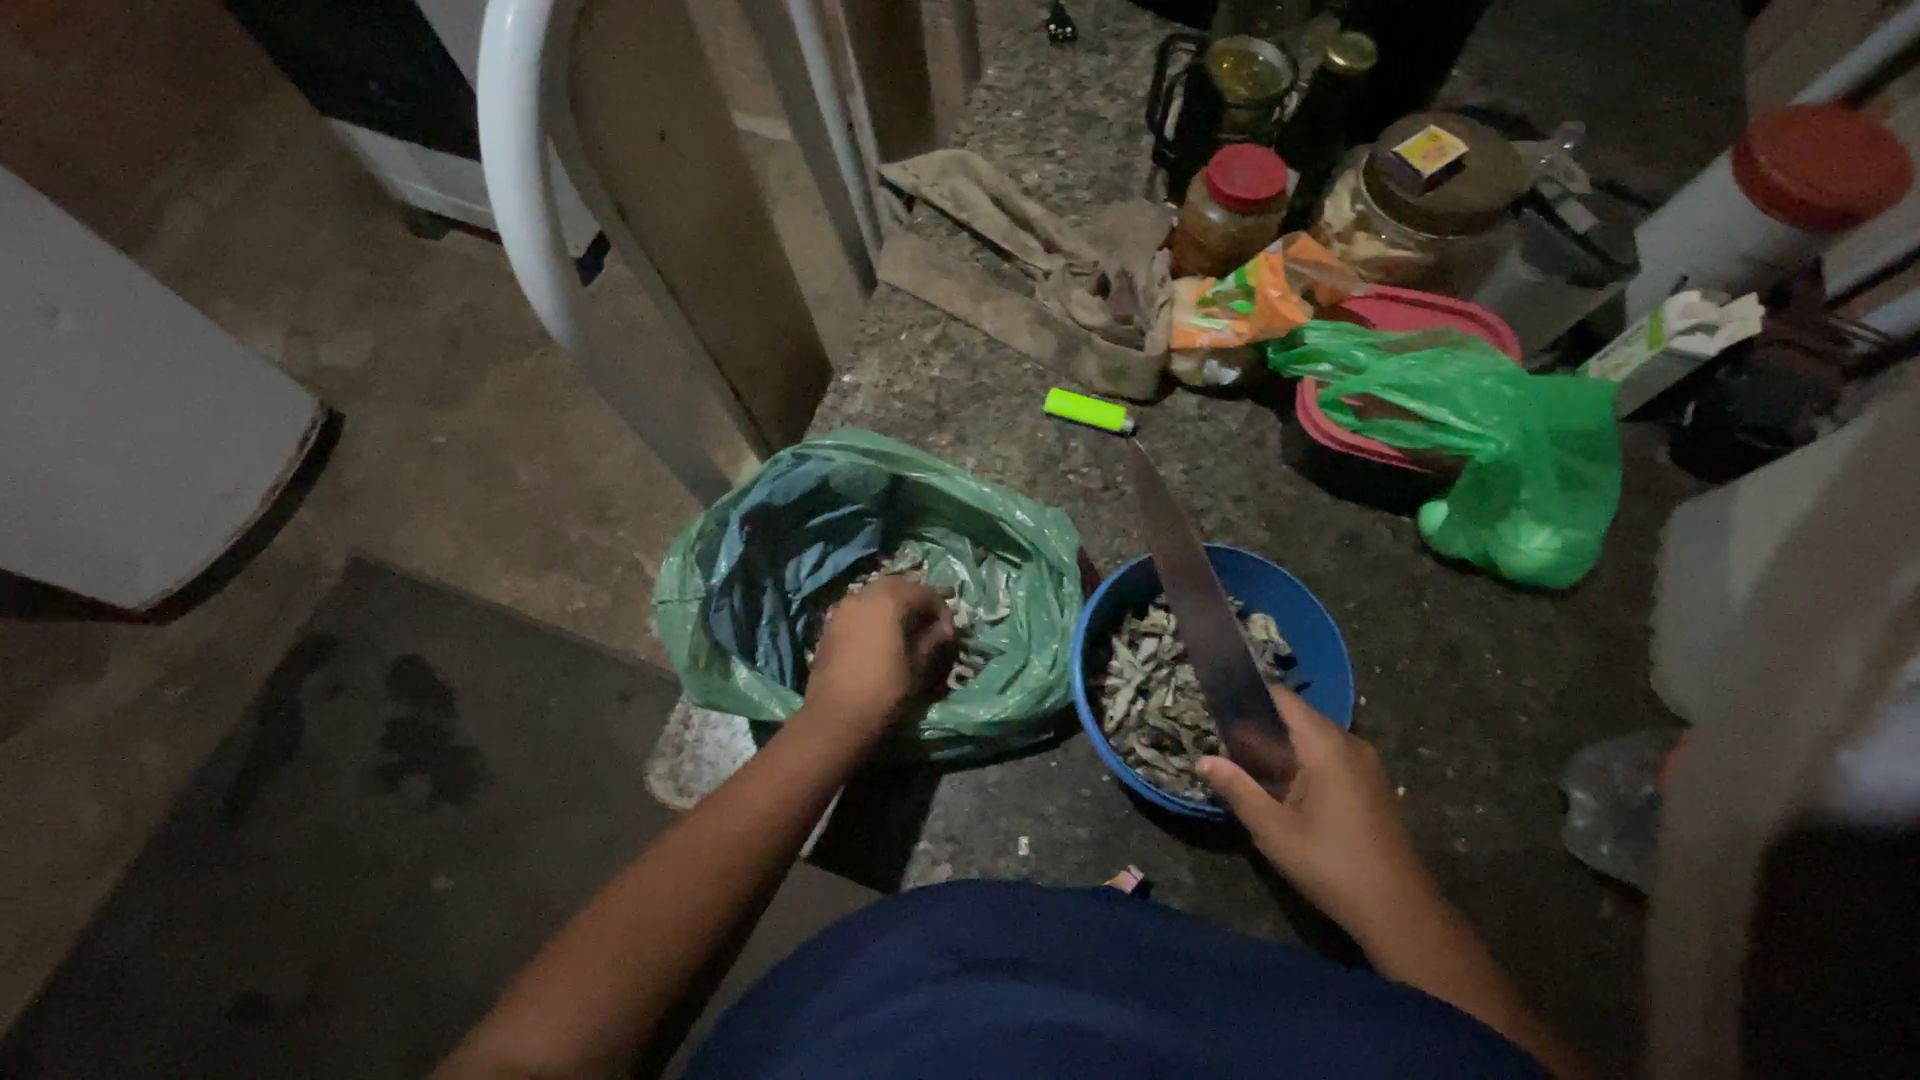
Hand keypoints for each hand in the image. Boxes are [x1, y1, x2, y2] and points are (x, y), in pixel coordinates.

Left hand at [803, 576, 955, 732]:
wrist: (836, 717)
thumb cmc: (885, 691)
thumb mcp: (918, 666)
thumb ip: (933, 640)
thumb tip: (944, 628)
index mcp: (889, 600)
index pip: (923, 592)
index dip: (940, 608)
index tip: (948, 630)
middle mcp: (863, 596)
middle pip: (896, 586)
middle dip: (915, 599)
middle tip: (928, 623)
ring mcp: (842, 609)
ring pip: (874, 595)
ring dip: (892, 605)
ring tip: (905, 629)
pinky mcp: (830, 626)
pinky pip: (858, 609)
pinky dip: (873, 615)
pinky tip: (881, 637)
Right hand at [1198, 686, 1432, 938]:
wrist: (1398, 910)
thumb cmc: (1330, 864)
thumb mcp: (1273, 829)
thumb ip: (1237, 789)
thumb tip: (1202, 760)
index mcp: (1326, 746)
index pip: (1283, 700)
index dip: (1249, 697)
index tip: (1217, 705)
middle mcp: (1349, 745)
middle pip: (1297, 719)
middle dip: (1258, 727)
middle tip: (1219, 740)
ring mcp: (1364, 765)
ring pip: (1311, 741)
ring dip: (1278, 749)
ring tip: (1239, 762)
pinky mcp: (1369, 785)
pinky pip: (1328, 759)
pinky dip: (1299, 764)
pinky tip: (1274, 786)